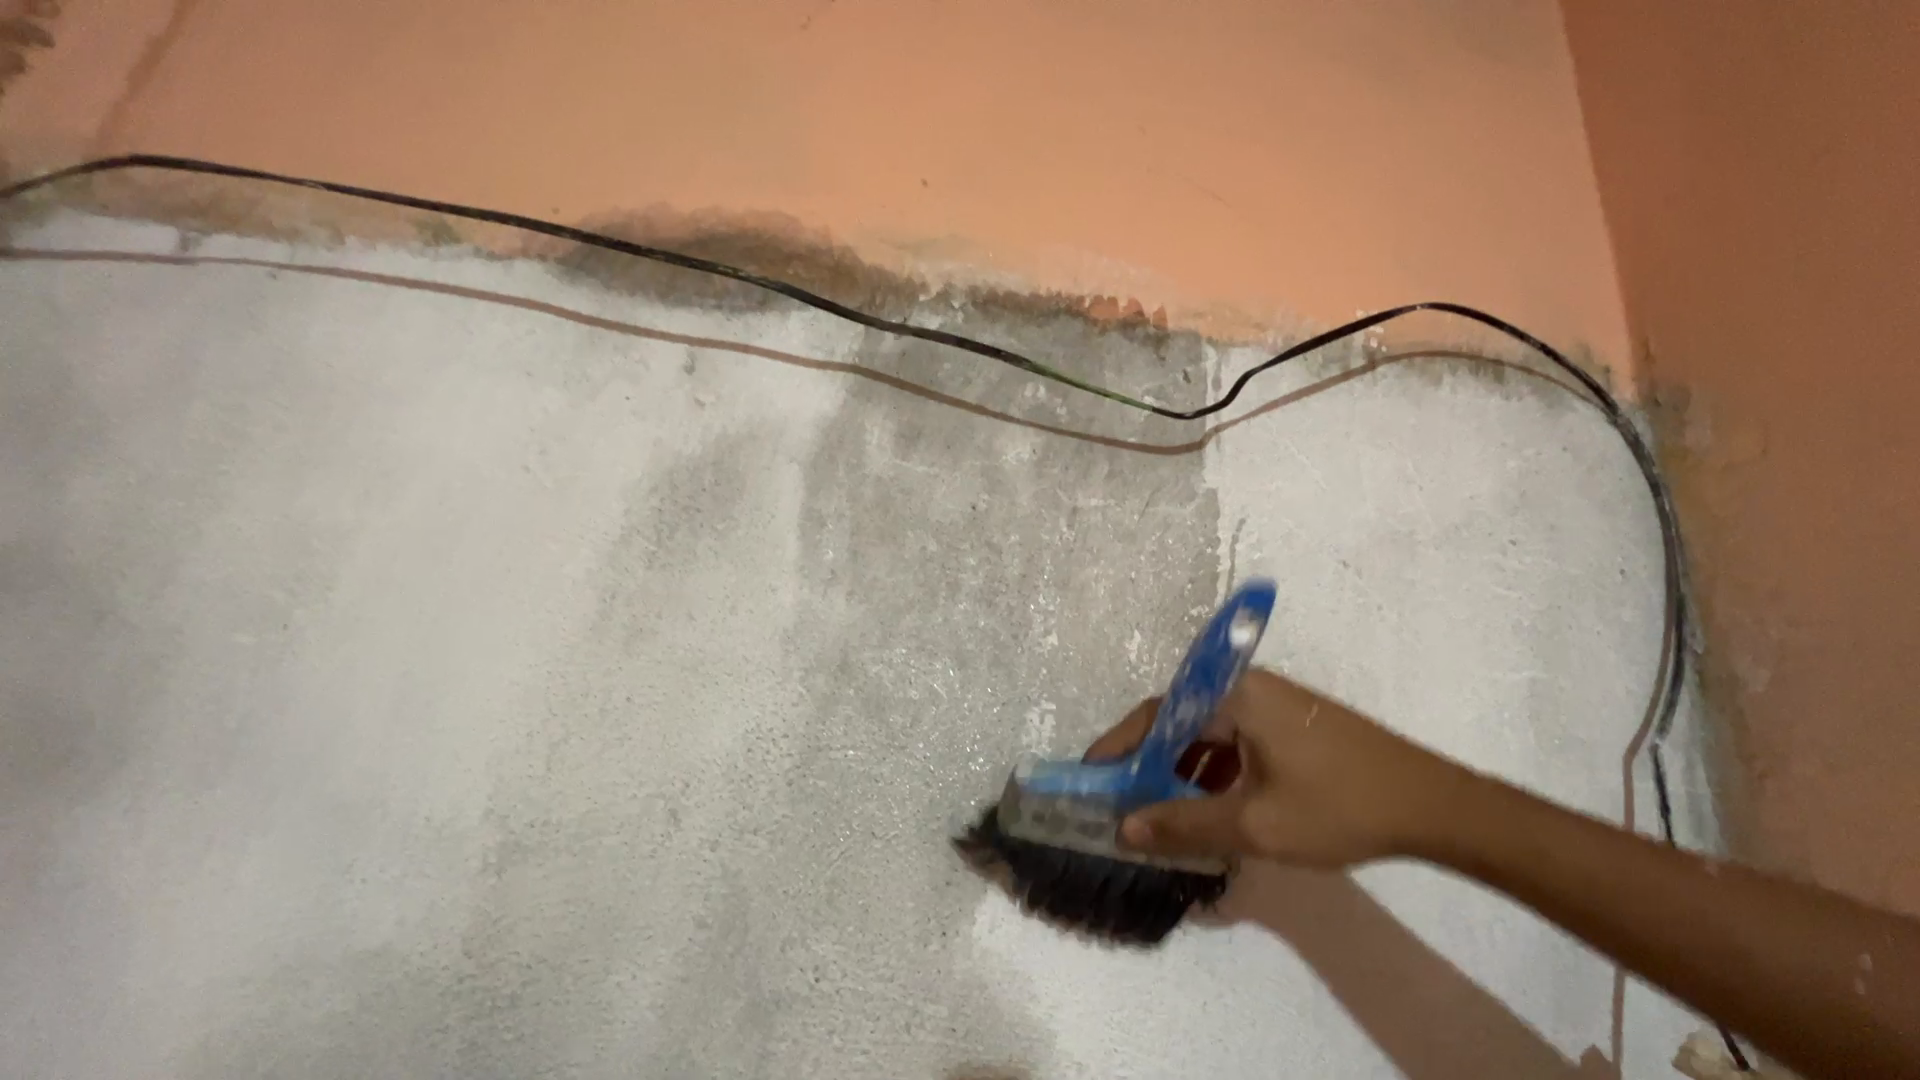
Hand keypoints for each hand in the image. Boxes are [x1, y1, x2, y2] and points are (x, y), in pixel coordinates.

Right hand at [1084, 668, 1466, 868]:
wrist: (1435, 807)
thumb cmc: (1339, 806)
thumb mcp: (1254, 824)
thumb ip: (1184, 825)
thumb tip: (1124, 829)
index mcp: (1235, 697)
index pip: (1157, 715)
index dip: (1119, 747)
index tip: (1091, 779)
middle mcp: (1249, 689)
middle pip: (1180, 722)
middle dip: (1148, 764)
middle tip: (1123, 802)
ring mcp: (1273, 706)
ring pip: (1208, 735)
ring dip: (1181, 773)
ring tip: (1160, 814)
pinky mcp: (1290, 726)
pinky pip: (1234, 743)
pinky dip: (1213, 773)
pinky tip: (1209, 811)